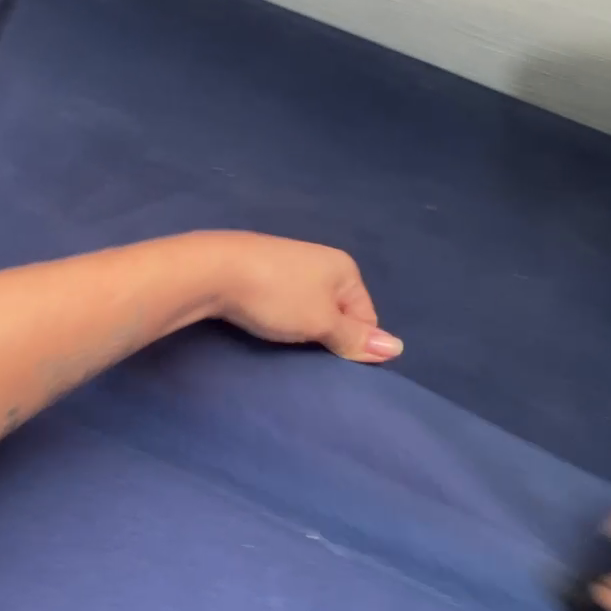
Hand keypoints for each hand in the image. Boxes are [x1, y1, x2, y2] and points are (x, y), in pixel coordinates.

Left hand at [183, 232, 403, 363]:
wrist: (213, 270)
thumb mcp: (321, 323)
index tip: (324, 351)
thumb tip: (396, 348)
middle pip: (336, 311)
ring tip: (277, 334)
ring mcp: (288, 261)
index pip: (365, 317)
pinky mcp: (259, 268)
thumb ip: (355, 338)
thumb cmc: (276, 297)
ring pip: (307, 306)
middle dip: (322, 333)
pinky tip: (259, 320)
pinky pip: (281, 299)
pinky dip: (274, 314)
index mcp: (344, 267)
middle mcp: (320, 259)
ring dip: (297, 325)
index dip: (349, 341)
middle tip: (300, 347)